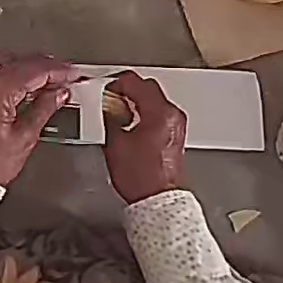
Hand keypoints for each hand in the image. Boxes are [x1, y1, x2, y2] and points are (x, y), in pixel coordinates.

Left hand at [0, 53, 81, 185]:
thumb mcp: (25, 137)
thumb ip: (44, 109)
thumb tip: (59, 94)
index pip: (36, 70)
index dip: (60, 71)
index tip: (74, 74)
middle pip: (23, 62)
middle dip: (48, 67)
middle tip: (68, 76)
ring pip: (11, 65)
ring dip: (33, 70)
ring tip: (54, 81)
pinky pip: (0, 75)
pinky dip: (18, 77)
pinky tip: (31, 87)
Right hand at [102, 72, 185, 204]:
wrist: (157, 200)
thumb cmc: (141, 178)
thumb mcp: (115, 143)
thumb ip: (108, 118)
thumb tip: (105, 107)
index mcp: (159, 113)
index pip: (137, 82)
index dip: (116, 82)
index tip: (106, 88)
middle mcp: (172, 116)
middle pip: (148, 88)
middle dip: (127, 90)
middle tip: (109, 97)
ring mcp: (176, 124)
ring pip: (154, 100)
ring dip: (136, 101)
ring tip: (118, 111)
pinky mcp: (175, 134)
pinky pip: (159, 113)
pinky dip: (144, 112)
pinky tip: (130, 122)